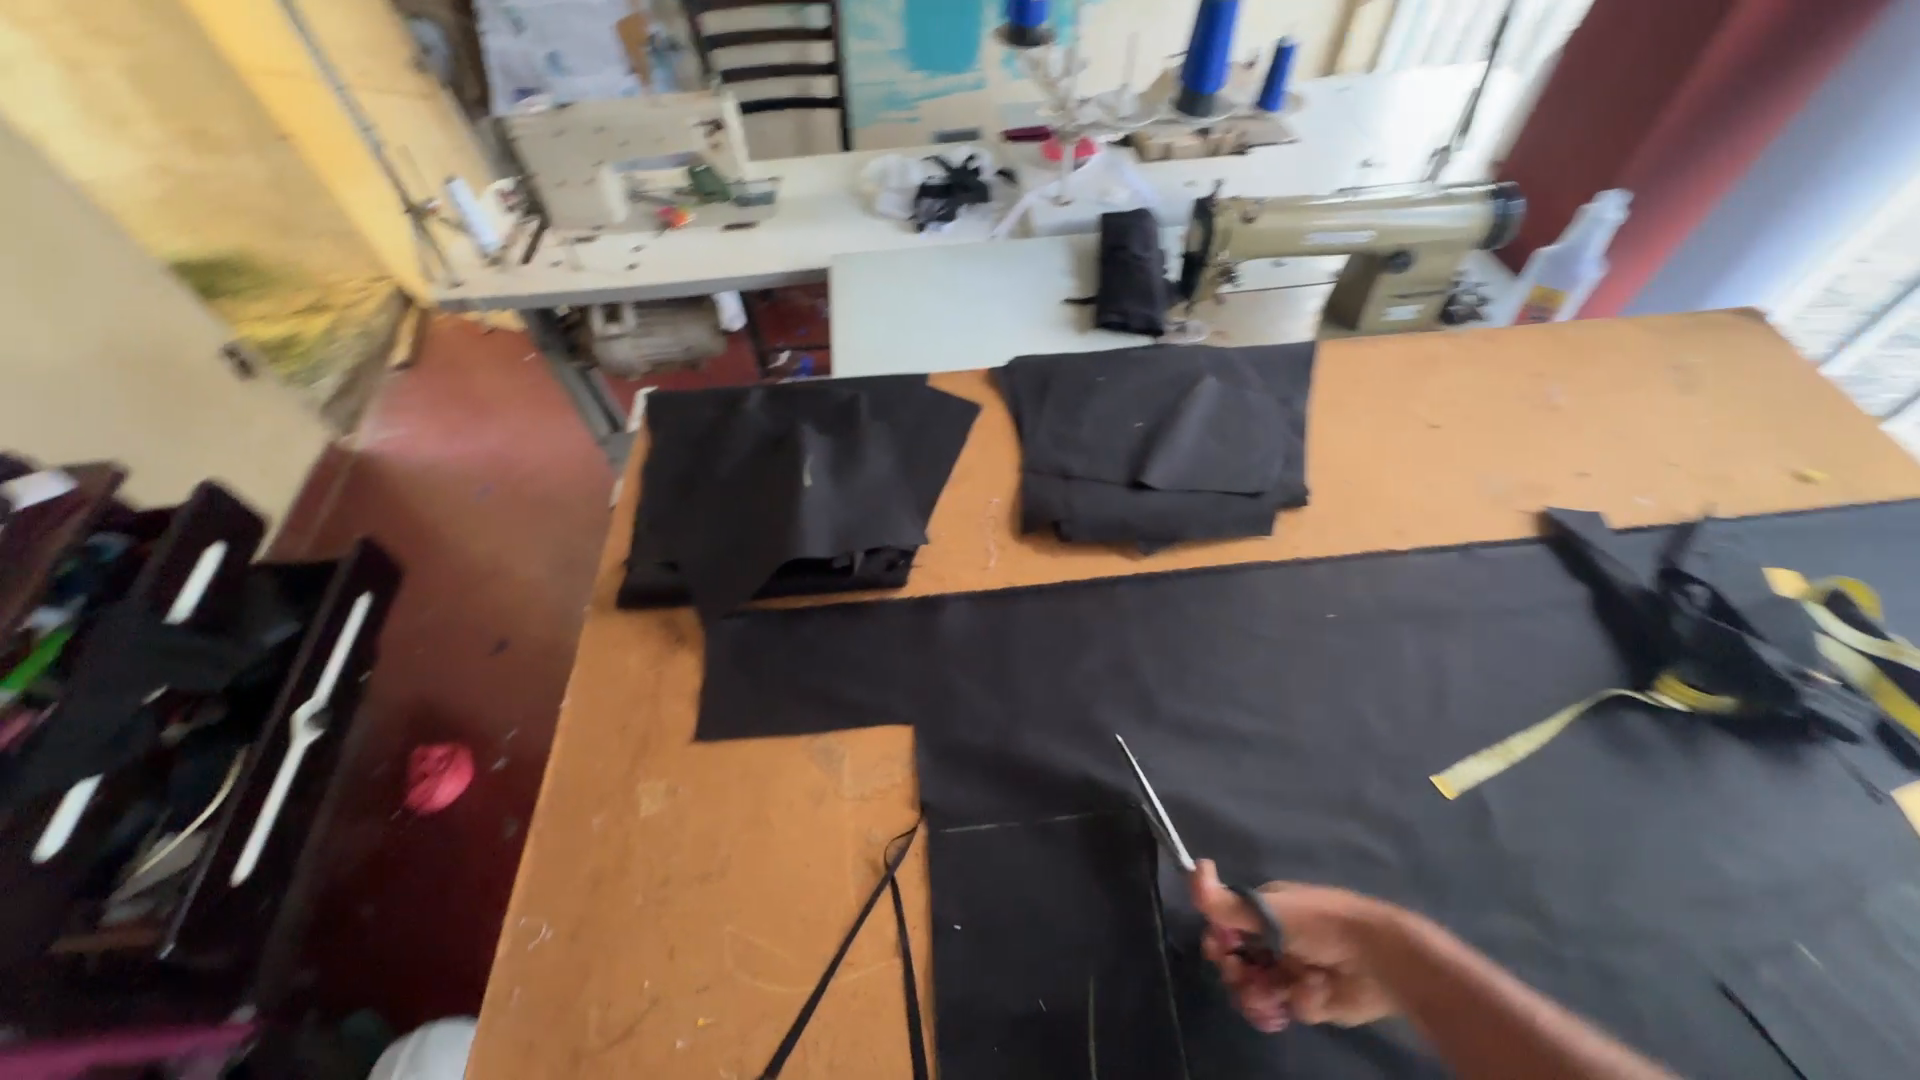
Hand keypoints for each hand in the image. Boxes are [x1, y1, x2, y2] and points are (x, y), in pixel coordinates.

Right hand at [1190, 860, 1398, 1031]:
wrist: (1377, 958)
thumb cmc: (1320, 924)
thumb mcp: (1267, 909)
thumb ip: (1224, 900)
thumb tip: (1193, 867)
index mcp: (1262, 913)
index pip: (1224, 931)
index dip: (1218, 944)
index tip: (1223, 951)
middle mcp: (1274, 941)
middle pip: (1236, 966)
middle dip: (1238, 976)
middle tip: (1251, 978)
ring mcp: (1291, 972)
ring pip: (1256, 993)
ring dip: (1262, 996)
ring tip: (1279, 996)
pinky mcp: (1311, 1001)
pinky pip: (1288, 1009)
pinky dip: (1299, 1002)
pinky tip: (1314, 993)